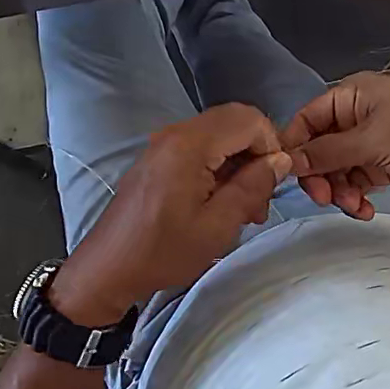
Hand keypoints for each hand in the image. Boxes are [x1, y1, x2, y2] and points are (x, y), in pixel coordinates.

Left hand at [49, 104, 290, 323]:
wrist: (108, 269)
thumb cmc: (163, 251)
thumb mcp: (218, 225)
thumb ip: (253, 186)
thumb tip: (280, 160)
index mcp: (190, 145)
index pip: (249, 119)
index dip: (272, 145)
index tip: (275, 182)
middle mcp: (175, 133)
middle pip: (235, 122)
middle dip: (258, 154)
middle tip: (262, 197)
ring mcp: (164, 144)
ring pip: (221, 135)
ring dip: (241, 163)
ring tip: (246, 207)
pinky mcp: (159, 158)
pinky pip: (202, 148)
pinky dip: (221, 167)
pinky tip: (223, 203)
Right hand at [279, 72, 389, 218]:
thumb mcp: (374, 142)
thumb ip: (328, 152)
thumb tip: (290, 160)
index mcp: (354, 94)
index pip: (308, 118)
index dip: (297, 146)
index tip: (291, 176)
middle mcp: (360, 113)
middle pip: (321, 145)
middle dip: (321, 174)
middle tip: (324, 199)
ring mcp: (374, 138)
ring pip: (339, 166)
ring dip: (340, 189)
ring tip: (353, 207)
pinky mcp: (386, 161)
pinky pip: (359, 178)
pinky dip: (356, 194)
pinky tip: (363, 210)